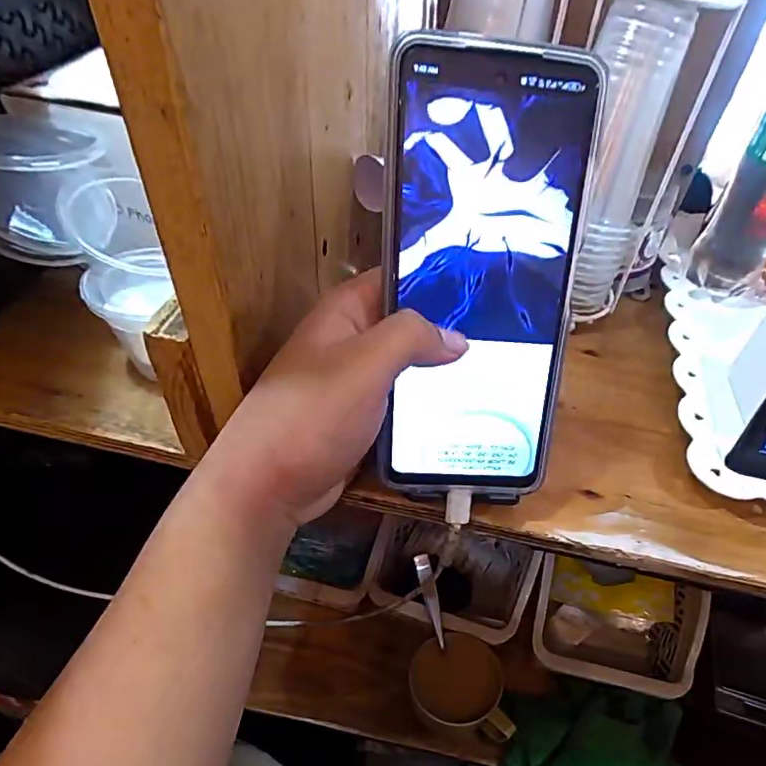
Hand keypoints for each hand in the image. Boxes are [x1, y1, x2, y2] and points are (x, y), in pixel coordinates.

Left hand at [194, 271, 466, 526]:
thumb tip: (456, 338)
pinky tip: (461, 414)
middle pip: (406, 329)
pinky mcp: (360, 424)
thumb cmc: (313, 415)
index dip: (435, 280)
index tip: (483, 289)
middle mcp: (349, 344)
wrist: (269, 485)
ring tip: (490, 377)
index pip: (395, 279)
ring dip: (439, 376)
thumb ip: (412, 337)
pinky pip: (400, 408)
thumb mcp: (366, 363)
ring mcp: (354, 387)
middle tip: (497, 341)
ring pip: (407, 372)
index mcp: (343, 314)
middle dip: (445, 334)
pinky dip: (426, 410)